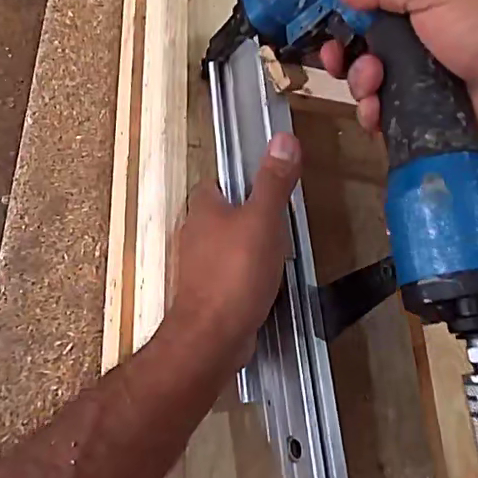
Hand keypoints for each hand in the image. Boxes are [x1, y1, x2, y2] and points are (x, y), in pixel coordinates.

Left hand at [160, 132, 303, 376]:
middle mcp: (193, 235)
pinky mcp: (205, 296)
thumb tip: (284, 139)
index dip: (240, 182)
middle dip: (247, 218)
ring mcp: (196, 268)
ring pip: (225, 248)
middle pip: (222, 216)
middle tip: (278, 224)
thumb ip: (274, 181)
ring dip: (247, 250)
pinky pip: (228, 277)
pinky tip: (264, 287)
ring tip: (276, 256)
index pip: (217, 183)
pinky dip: (244, 278)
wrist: (212, 337)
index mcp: (203, 209)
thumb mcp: (264, 219)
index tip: (266, 187)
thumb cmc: (235, 273)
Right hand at [318, 0, 477, 154]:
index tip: (329, 15)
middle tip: (335, 58)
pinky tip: (375, 113)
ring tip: (370, 83)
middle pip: (368, 40)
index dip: (351, 4)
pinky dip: (374, 113)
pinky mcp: (426, 113)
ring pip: (372, 79)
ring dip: (360, 81)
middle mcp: (428, 33)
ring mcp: (426, 76)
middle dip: (346, 50)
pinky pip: (385, 112)